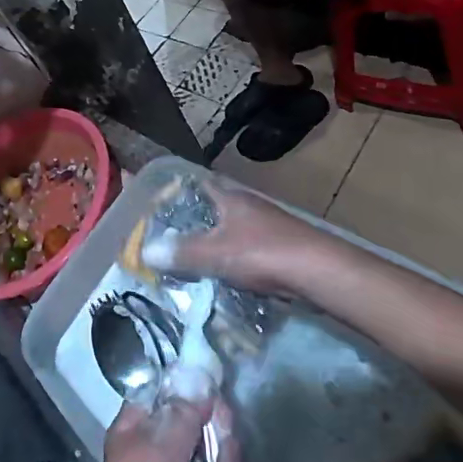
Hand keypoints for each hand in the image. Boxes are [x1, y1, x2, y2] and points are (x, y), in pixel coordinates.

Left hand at [99, 390, 213, 461]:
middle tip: (221, 446)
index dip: (187, 385)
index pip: (163, 390)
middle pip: (201, 417)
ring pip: (223, 448)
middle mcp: (162, 451)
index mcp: (137, 432)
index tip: (210, 384)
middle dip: (218, 431)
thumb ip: (182, 410)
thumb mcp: (158, 450)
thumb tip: (199, 372)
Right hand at [144, 178, 328, 295]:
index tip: (159, 203)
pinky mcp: (279, 248)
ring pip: (231, 231)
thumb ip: (181, 252)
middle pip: (215, 209)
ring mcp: (266, 226)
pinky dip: (231, 260)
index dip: (179, 192)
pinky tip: (223, 276)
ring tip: (189, 261)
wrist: (317, 271)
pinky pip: (246, 250)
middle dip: (194, 222)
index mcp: (231, 198)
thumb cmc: (263, 253)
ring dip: (214, 243)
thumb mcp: (215, 253)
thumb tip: (145, 251)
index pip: (200, 185)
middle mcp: (249, 206)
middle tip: (167, 240)